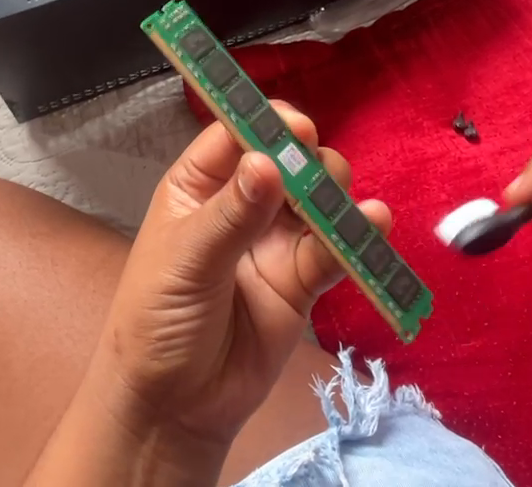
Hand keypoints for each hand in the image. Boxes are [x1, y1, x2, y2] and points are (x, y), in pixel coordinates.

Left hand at [89, 101, 389, 451]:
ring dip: (332, 192)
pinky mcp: (300, 282)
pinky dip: (354, 238)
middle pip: (285, 160)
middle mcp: (241, 204)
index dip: (264, 124)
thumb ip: (231, 215)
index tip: (296, 126)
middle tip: (316, 169)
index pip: (235, 136)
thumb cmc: (158, 320)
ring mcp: (273, 242)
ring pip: (314, 199)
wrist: (174, 409)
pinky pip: (331, 252)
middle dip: (306, 157)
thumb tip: (267, 161)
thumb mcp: (185, 262)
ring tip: (339, 201)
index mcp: (199, 186)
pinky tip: (373, 224)